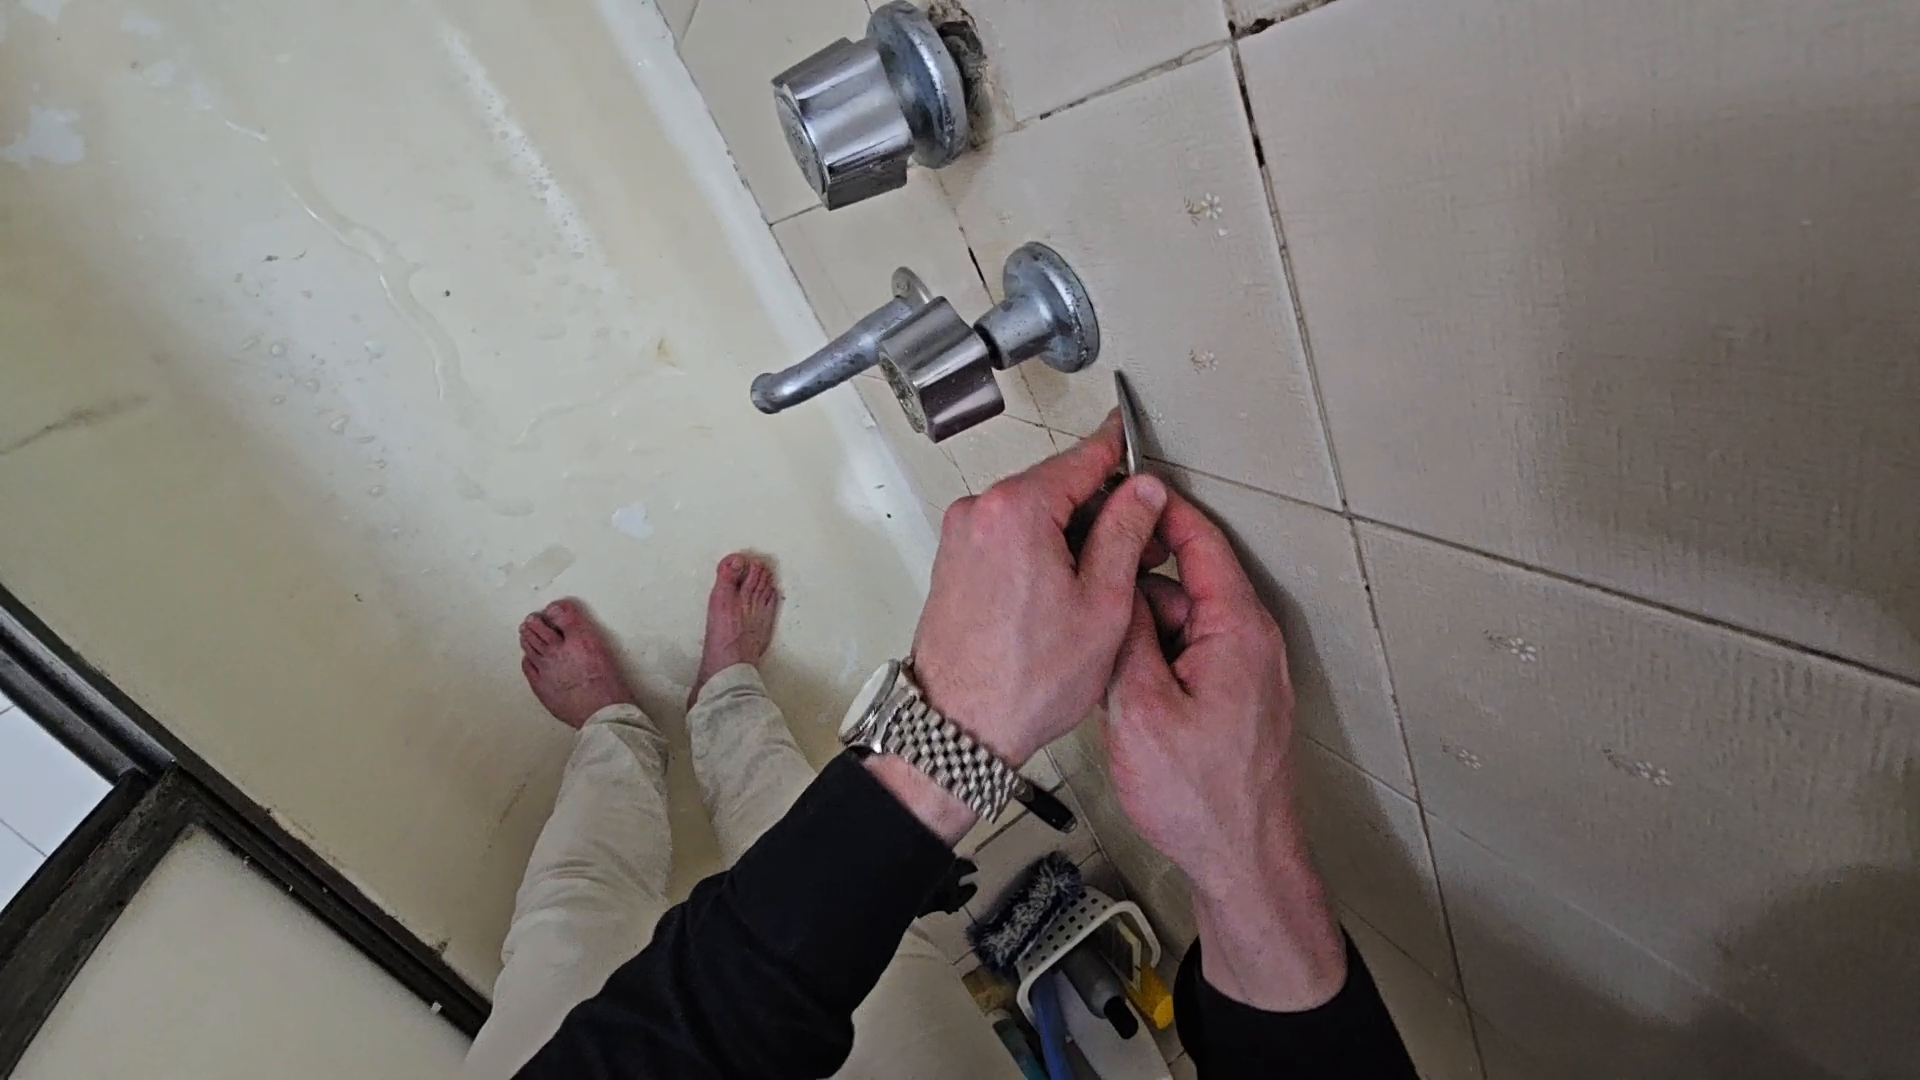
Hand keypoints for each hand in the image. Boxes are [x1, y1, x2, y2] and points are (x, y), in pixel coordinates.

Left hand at [910, 416, 1167, 766]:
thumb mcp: (1102, 603)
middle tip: (1141, 539)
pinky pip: (1008, 534)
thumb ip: (1126, 533)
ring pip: (1033, 512)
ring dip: (1072, 530)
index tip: (1130, 434)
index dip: (1116, 449)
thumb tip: (1142, 492)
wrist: (959, 724)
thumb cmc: (1024, 680)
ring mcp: (962, 535)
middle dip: (1101, 506)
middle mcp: (980, 513)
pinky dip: (1041, 546)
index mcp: (1016, 512)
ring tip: (1103, 577)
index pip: (1080, 459)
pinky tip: (1064, 585)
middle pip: (1055, 486)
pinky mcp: (955, 558)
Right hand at [1106, 490, 1346, 1010]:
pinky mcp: (1233, 694)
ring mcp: (1243, 670)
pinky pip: (1188, 652)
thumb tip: (1118, 583)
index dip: (1162, 512)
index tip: (1127, 491)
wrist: (1241, 860)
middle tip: (1093, 596)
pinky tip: (1126, 688)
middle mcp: (1249, 642)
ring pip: (1182, 620)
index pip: (1202, 544)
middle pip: (1185, 583)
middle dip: (1136, 587)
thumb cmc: (1201, 797)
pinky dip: (1155, 656)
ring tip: (1108, 667)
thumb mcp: (1140, 707)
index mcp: (1236, 631)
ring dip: (1142, 630)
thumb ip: (1127, 634)